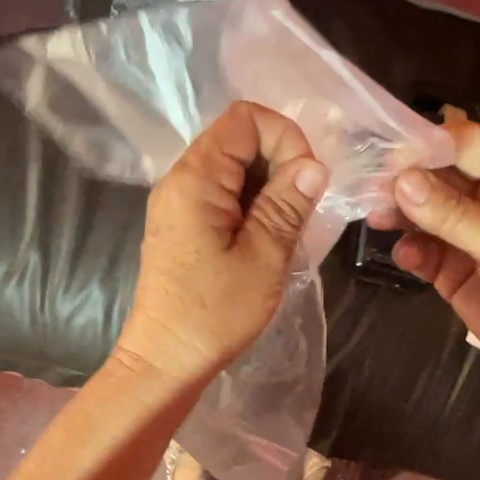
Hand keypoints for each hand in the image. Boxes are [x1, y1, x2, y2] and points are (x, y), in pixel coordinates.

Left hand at [115, 102, 328, 382]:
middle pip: (237, 138)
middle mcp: (181, 180)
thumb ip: (287, 205)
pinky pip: (223, 195)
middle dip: (279, 161)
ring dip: (268, 187)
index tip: (306, 181)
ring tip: (288, 227)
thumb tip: (314, 165)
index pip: (245, 119)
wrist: (166, 360)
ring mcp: (178, 203)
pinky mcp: (183, 226)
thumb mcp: (263, 259)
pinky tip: (267, 238)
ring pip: (232, 168)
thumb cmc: (214, 314)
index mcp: (195, 179)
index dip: (285, 137)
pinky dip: (251, 205)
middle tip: (302, 208)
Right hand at [378, 117, 479, 380]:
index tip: (393, 153)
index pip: (469, 144)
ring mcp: (465, 233)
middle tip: (370, 184)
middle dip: (406, 178)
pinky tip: (405, 255)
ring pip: (423, 210)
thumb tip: (402, 182)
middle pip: (439, 173)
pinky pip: (420, 248)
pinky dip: (408, 249)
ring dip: (400, 211)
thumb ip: (455, 215)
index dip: (432, 143)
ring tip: (377, 218)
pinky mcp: (448, 266)